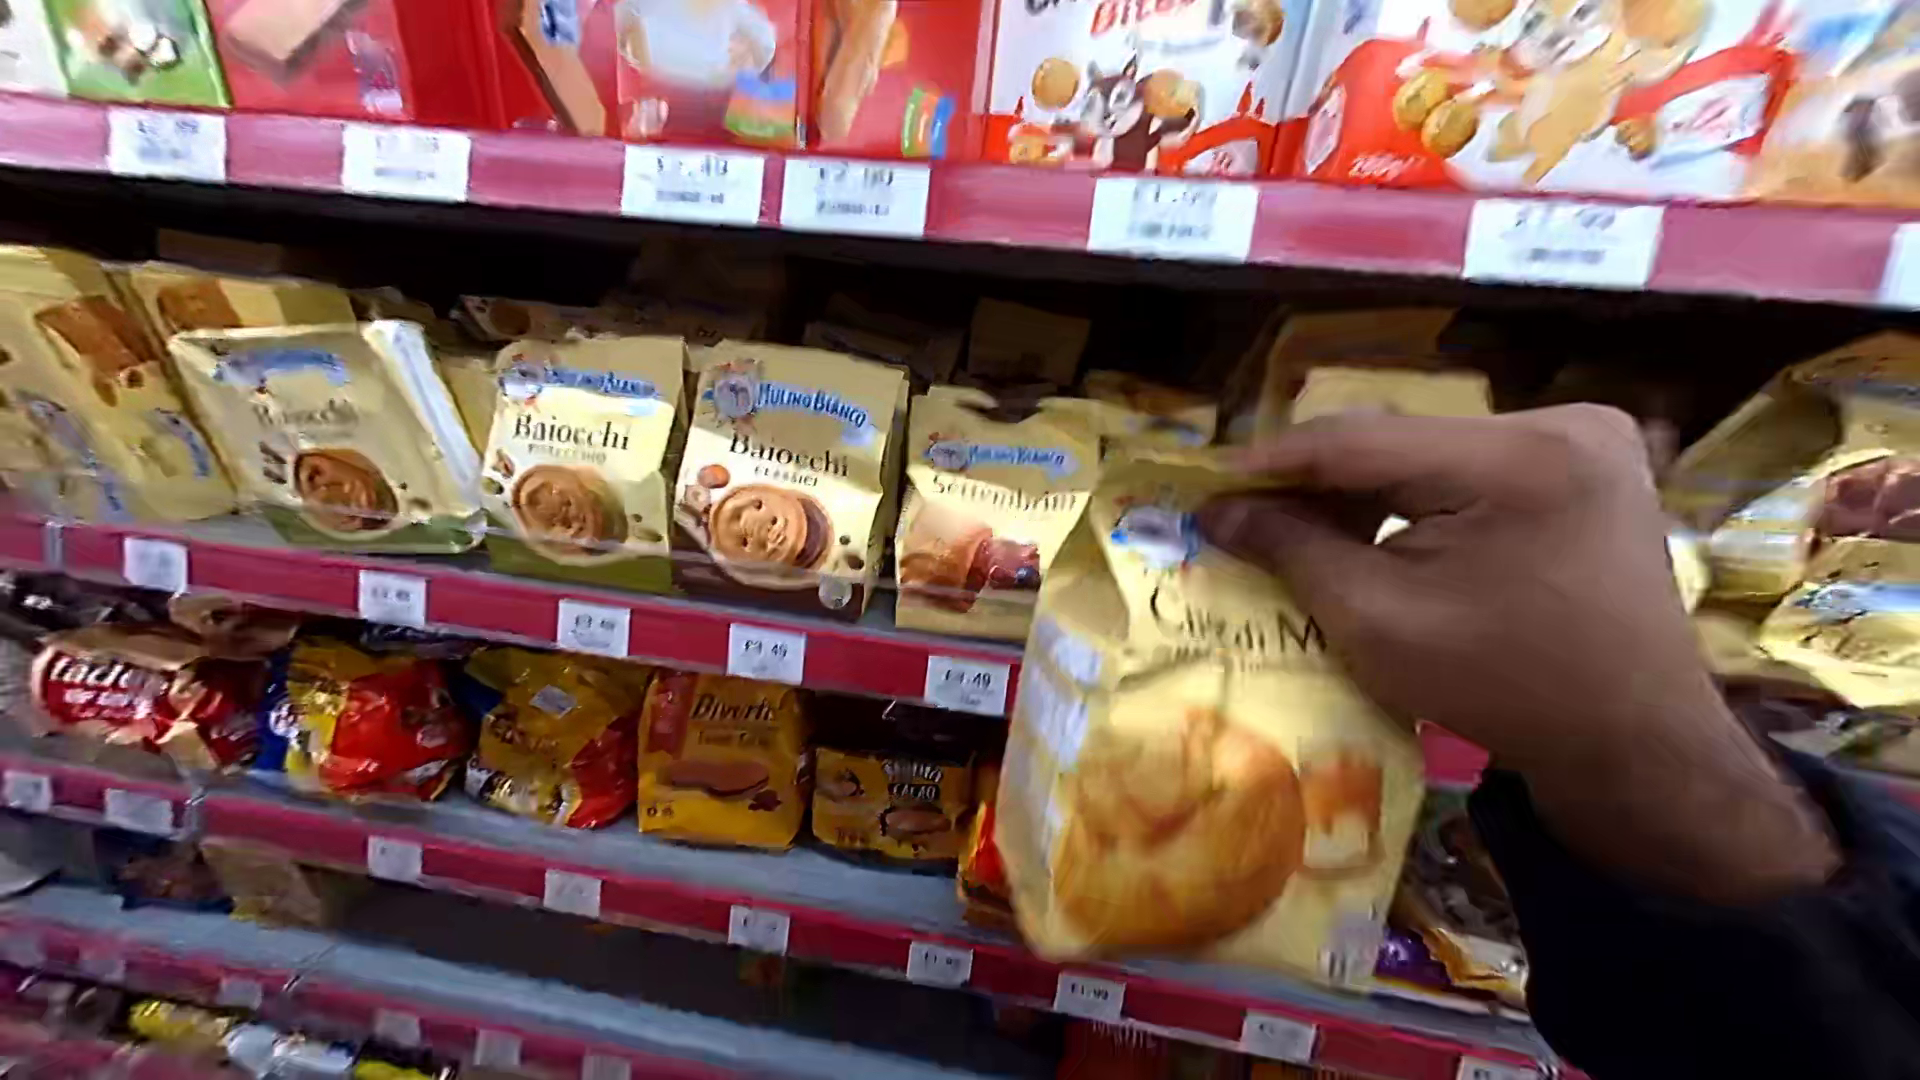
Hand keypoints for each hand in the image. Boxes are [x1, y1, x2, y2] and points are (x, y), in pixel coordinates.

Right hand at [1198, 406, 1835, 901]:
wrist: (1631, 743)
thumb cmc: (1497, 685)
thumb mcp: (1371, 616)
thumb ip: (1286, 547)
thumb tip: (1213, 509)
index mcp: (1516, 459)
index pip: (1355, 441)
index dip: (1269, 460)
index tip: (1206, 481)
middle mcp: (1554, 424)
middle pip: (1386, 441)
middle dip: (1305, 480)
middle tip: (1239, 510)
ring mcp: (1572, 439)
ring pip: (1411, 452)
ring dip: (1343, 489)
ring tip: (1286, 526)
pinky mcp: (1570, 465)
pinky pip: (1447, 468)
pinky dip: (1390, 497)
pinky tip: (1353, 529)